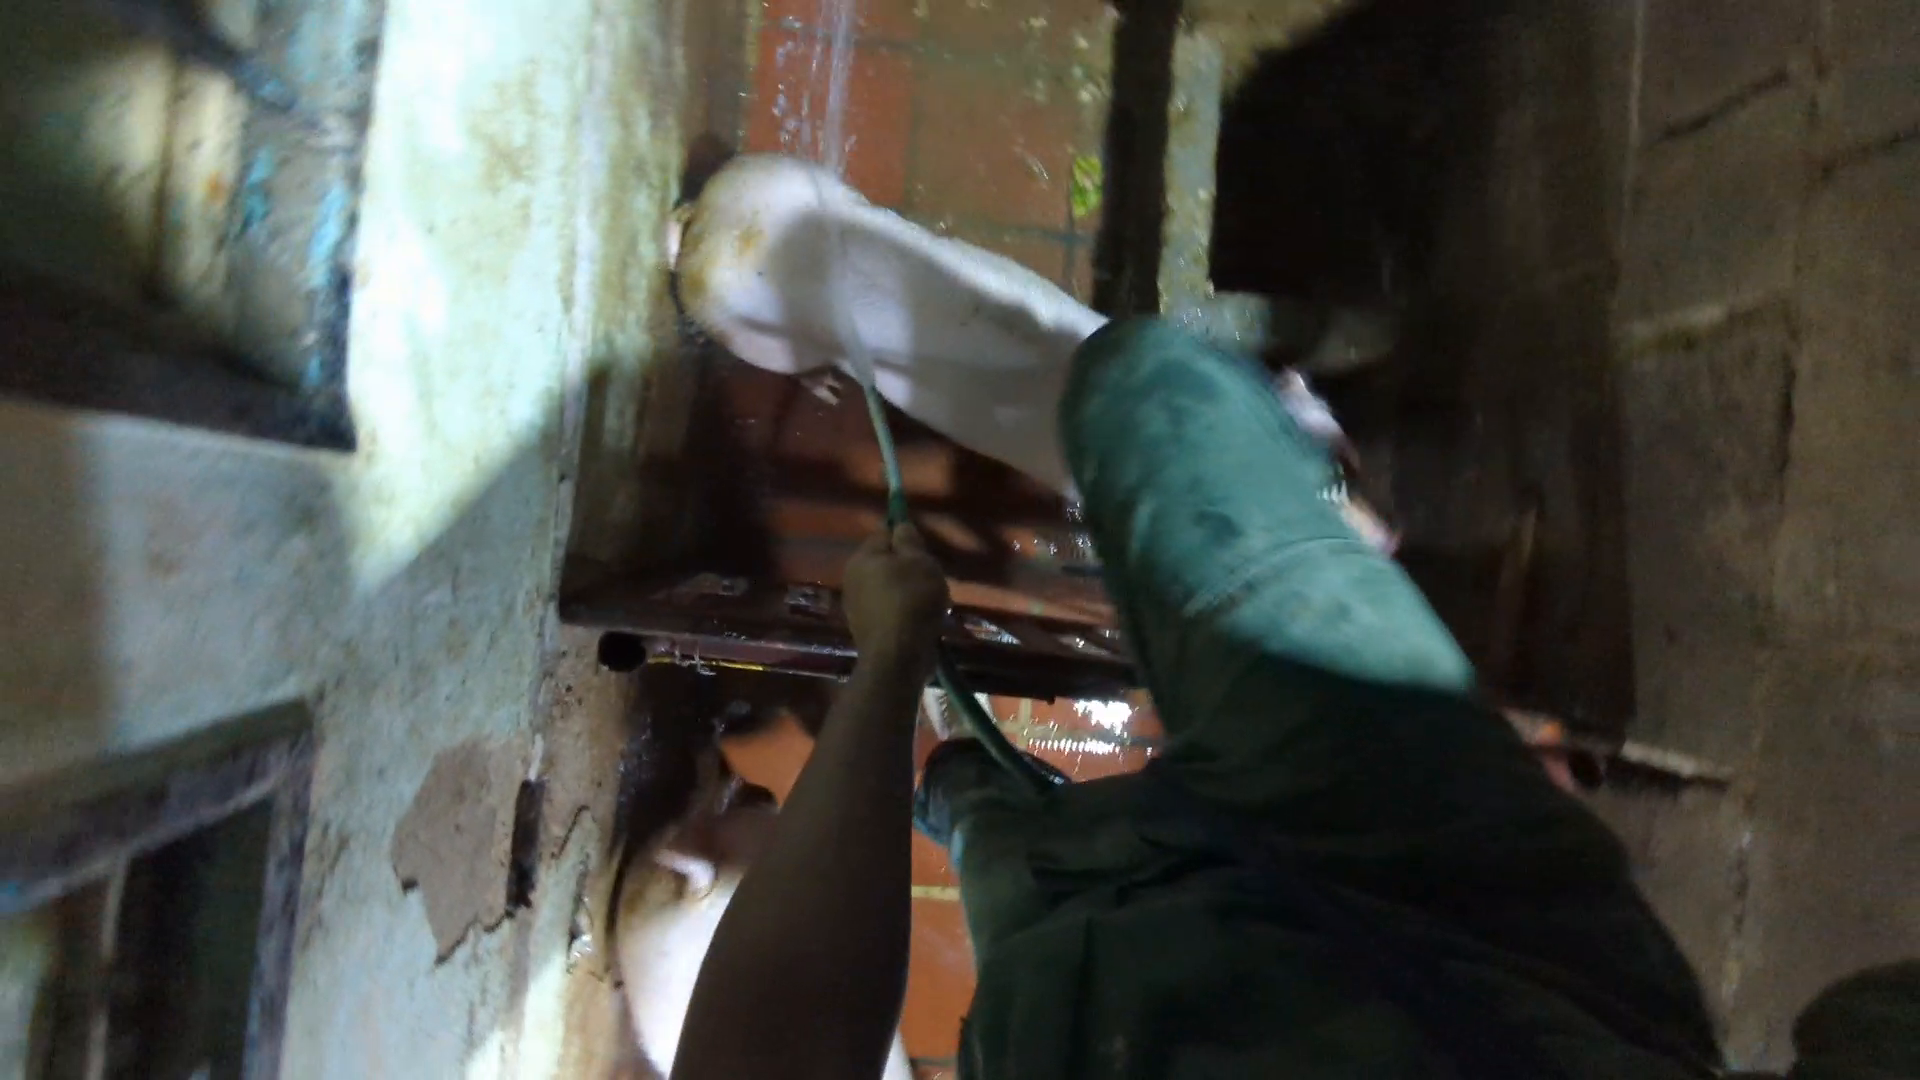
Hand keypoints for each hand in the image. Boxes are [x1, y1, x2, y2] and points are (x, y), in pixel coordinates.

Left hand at [843, 524, 949, 673]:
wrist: (898, 655)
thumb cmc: (912, 600)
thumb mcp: (919, 561)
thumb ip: (909, 540)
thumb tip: (900, 526)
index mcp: (862, 558)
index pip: (884, 534)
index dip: (906, 539)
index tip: (925, 553)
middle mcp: (853, 578)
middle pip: (886, 563)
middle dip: (909, 568)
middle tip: (932, 579)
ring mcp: (857, 606)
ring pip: (890, 588)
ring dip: (910, 592)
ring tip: (932, 604)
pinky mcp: (866, 629)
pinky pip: (890, 610)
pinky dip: (905, 612)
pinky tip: (922, 622)